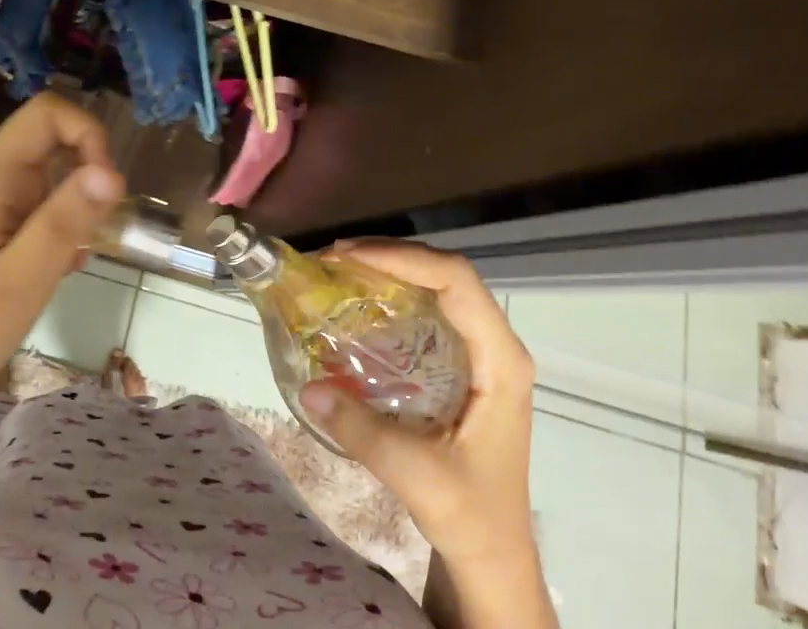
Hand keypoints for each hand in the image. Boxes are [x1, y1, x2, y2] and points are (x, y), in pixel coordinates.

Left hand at [0, 96, 124, 412]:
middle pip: (52, 135)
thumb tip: (111, 170)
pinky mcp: (3, 222)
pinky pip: (47, 200)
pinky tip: (67, 263)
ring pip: (54, 168)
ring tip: (81, 249)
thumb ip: (65, 220)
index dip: (86, 134)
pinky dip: (68, 221)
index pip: (46, 114)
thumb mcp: (26, 277)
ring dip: (80, 199)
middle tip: (100, 221)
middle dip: (89, 166)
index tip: (107, 185)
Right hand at [298, 240, 536, 568]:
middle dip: (387, 256)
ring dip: (386, 271)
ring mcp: (478, 355)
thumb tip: (308, 385)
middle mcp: (494, 347)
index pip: (457, 283)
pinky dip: (389, 296)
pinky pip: (426, 312)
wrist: (491, 551)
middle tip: (330, 261)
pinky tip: (354, 306)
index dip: (403, 259)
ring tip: (335, 273)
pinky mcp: (459, 367)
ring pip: (436, 288)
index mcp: (500, 362)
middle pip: (445, 275)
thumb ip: (362, 431)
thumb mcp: (416, 475)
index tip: (347, 258)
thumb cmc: (470, 513)